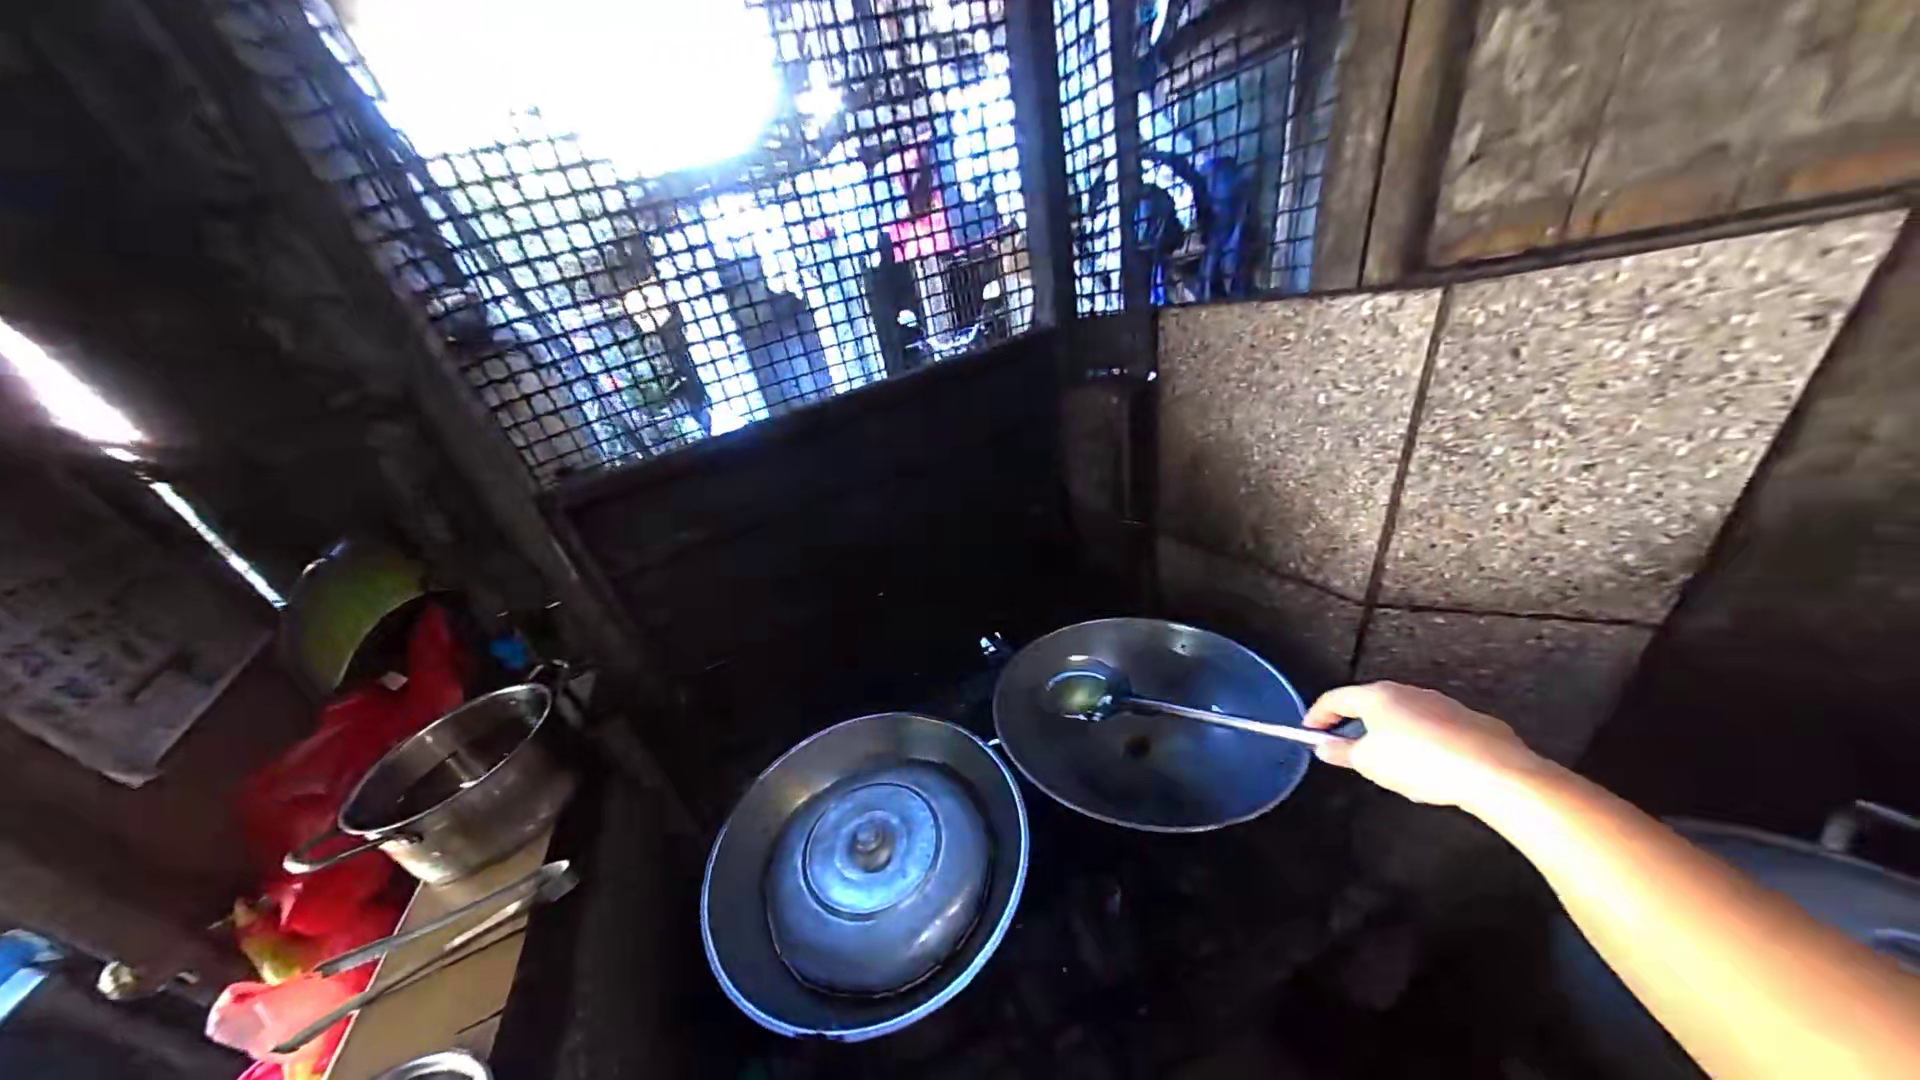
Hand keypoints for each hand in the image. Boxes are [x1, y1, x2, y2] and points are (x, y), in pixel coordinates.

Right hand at [1303, 682, 1547, 809]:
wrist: (1495, 774)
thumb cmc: (1422, 763)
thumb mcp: (1368, 763)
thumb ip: (1340, 752)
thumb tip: (1324, 747)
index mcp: (1376, 696)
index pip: (1334, 699)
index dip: (1317, 715)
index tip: (1310, 730)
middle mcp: (1407, 692)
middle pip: (1370, 705)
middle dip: (1356, 725)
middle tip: (1347, 748)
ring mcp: (1441, 704)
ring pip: (1404, 716)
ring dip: (1391, 734)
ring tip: (1391, 763)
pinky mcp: (1470, 721)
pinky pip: (1434, 729)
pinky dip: (1423, 743)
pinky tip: (1430, 768)